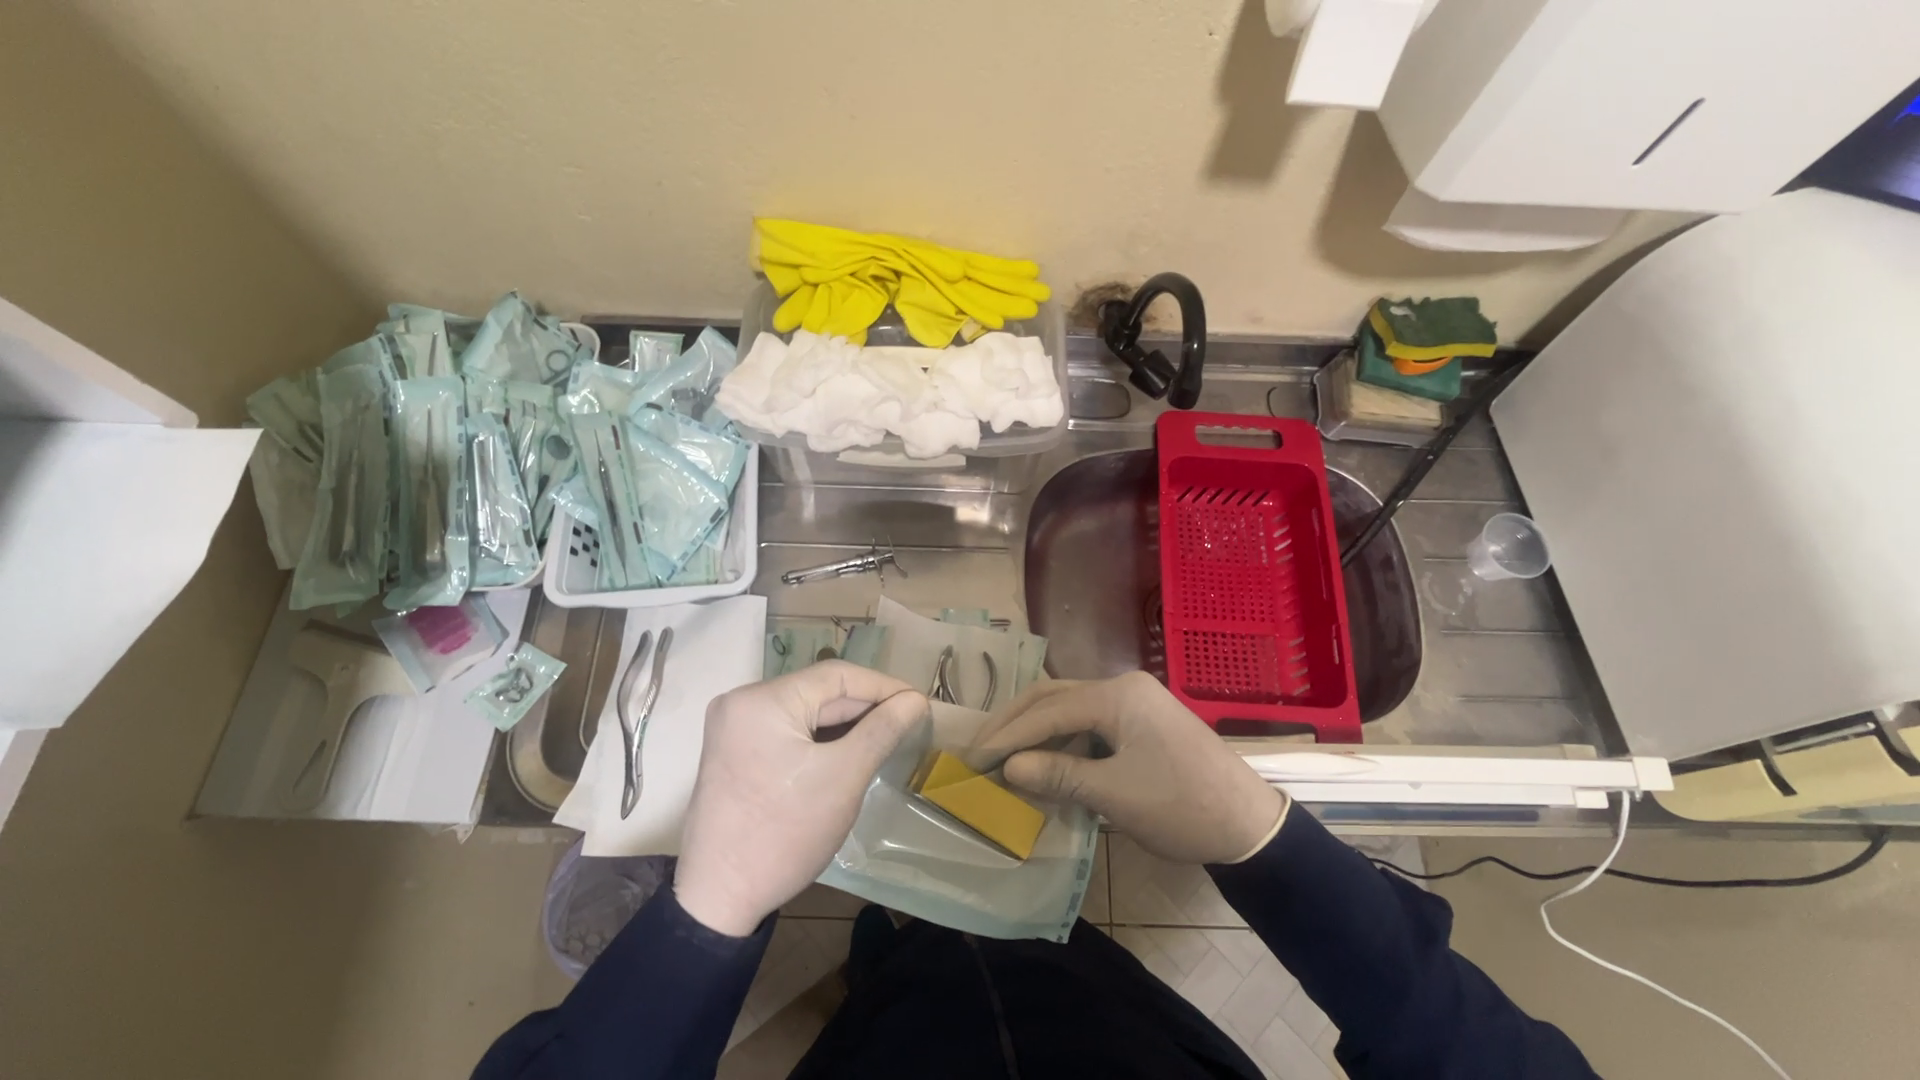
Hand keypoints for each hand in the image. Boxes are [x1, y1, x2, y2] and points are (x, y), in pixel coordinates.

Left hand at [674, 661, 927, 936]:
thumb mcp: (843, 778)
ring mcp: (734, 728)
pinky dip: (821, 740)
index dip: (883, 687)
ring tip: (887, 737)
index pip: (836, 676)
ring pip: (805, 713)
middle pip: (818, 692)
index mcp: (761, 700)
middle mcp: (741, 703)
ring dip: (845, 724)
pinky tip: (851, 752)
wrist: (719, 898)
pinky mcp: (735, 752)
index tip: (920, 704)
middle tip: (909, 724)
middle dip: (865, 708)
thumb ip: (881, 731)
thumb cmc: (784, 834)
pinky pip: (788, 732)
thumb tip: (916, 700)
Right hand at [973, 672, 1286, 865]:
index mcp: (1118, 695)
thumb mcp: (1114, 795)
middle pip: (1054, 697)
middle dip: (1015, 724)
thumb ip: (1058, 775)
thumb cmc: (1181, 807)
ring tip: (1005, 759)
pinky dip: (1063, 742)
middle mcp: (1124, 687)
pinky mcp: (1142, 722)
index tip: (974, 760)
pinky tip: (1046, 764)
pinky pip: (1090, 723)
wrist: (1249, 824)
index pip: (1047, 710)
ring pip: (1070, 709)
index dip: (1007, 736)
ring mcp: (1136, 702)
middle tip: (980, 752)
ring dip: (1037, 733)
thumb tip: (1009, 768)